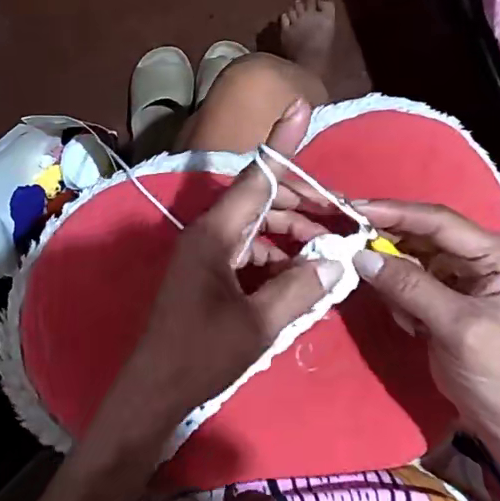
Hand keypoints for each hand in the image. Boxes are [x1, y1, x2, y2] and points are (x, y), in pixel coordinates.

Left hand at [88, 101, 341, 449]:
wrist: (154, 392)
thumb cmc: (202, 355)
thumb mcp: (260, 324)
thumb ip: (301, 287)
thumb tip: (337, 260)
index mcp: (216, 235)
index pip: (257, 179)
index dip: (282, 144)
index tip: (301, 109)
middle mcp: (209, 235)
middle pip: (262, 202)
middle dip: (303, 205)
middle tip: (345, 217)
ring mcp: (206, 255)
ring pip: (258, 229)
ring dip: (294, 236)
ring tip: (332, 253)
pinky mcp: (208, 276)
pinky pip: (250, 253)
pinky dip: (278, 259)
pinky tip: (304, 277)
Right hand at [347, 200, 499, 444]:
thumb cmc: (498, 374)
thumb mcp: (456, 327)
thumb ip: (410, 286)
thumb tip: (360, 255)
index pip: (441, 221)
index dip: (396, 213)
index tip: (353, 208)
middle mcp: (486, 256)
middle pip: (425, 234)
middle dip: (388, 241)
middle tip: (347, 241)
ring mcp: (467, 275)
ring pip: (413, 256)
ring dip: (393, 274)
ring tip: (396, 307)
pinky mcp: (450, 294)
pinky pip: (412, 279)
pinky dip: (399, 293)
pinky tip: (409, 322)